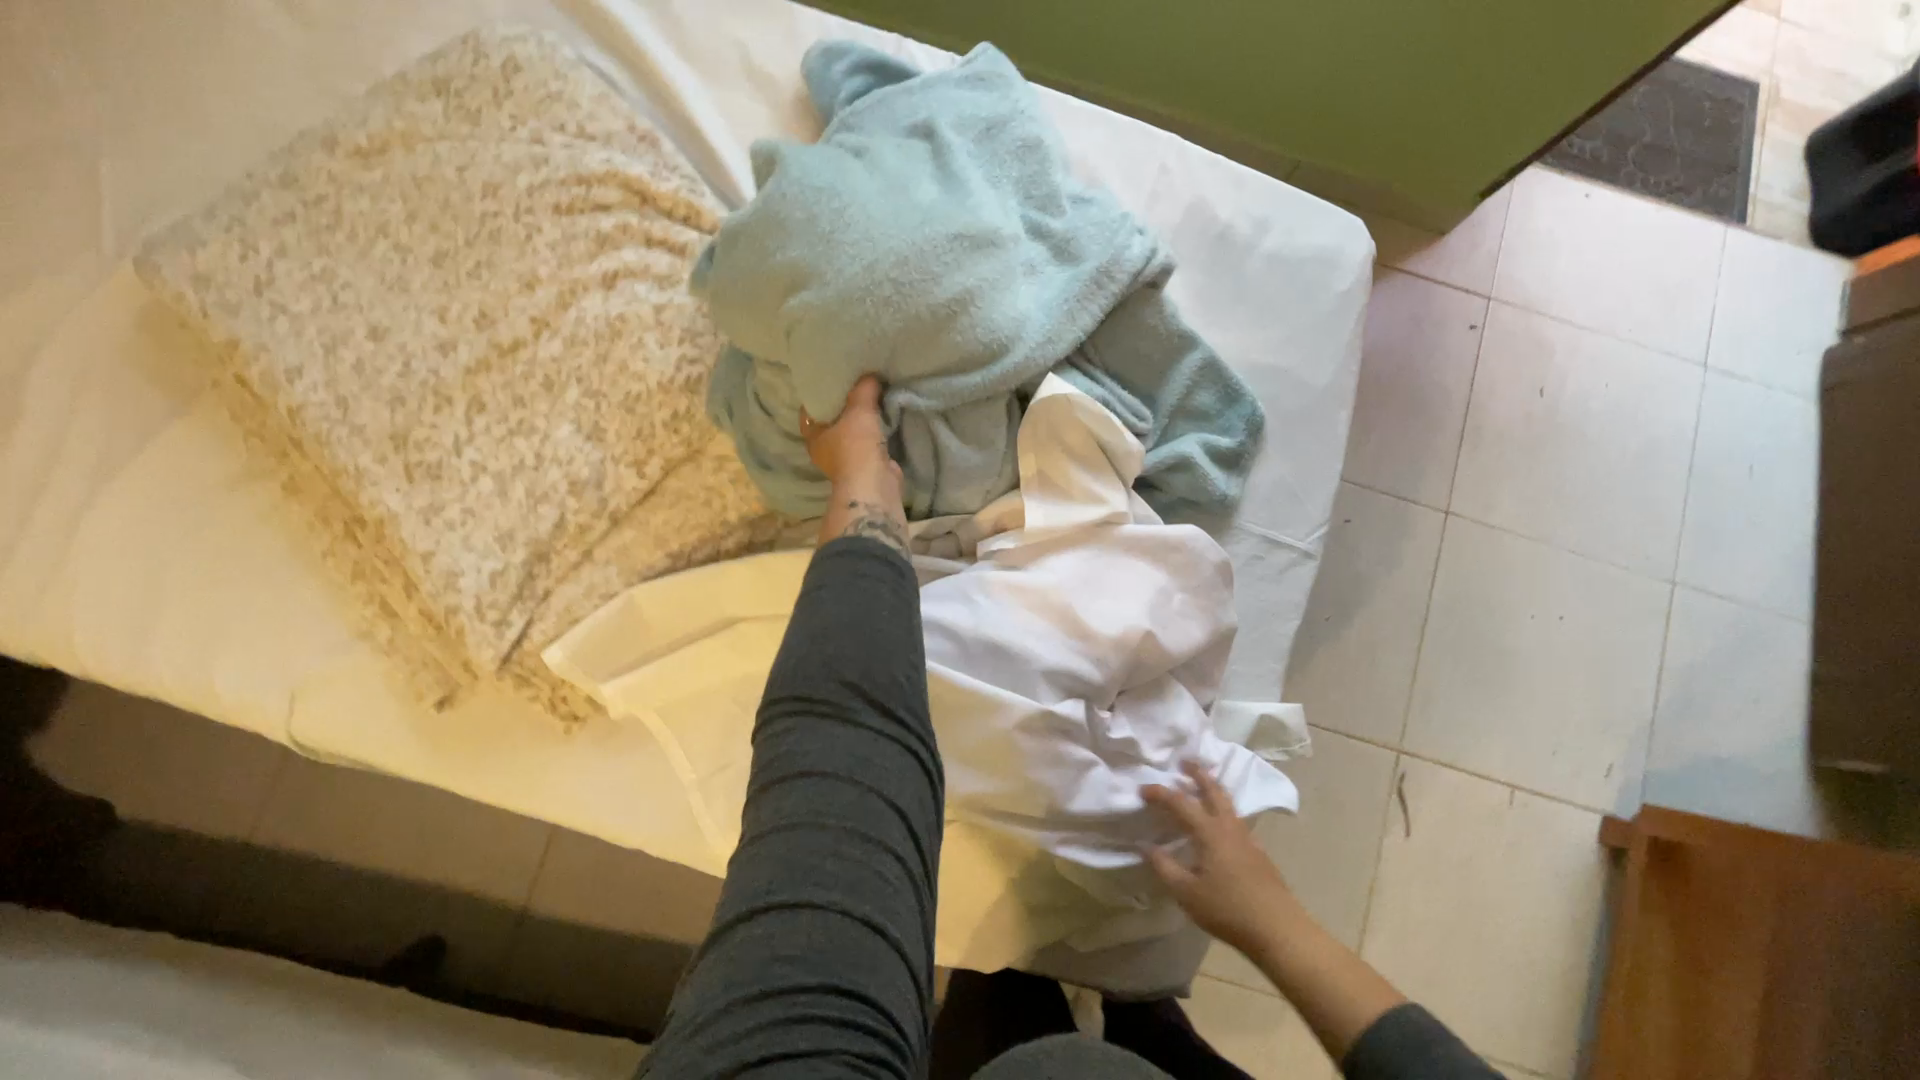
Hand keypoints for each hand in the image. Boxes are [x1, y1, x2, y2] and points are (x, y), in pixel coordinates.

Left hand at [801, 376, 900, 489]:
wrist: (875, 484)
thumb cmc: (856, 445)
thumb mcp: (859, 409)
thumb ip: (864, 389)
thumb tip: (871, 376)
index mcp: (813, 437)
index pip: (810, 411)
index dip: (818, 395)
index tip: (830, 380)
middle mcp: (825, 450)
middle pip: (832, 422)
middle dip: (843, 406)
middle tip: (855, 383)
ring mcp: (846, 460)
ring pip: (851, 433)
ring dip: (861, 420)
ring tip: (873, 396)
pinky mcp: (866, 466)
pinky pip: (869, 442)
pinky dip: (875, 432)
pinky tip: (884, 416)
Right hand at [1142, 761, 1299, 955]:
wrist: (1278, 929)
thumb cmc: (1227, 909)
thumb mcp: (1186, 892)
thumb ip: (1164, 866)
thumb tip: (1146, 845)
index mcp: (1209, 833)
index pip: (1180, 803)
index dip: (1160, 793)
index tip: (1142, 789)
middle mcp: (1229, 828)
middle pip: (1213, 791)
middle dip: (1198, 774)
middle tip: (1185, 762)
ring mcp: (1248, 839)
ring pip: (1229, 804)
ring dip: (1214, 789)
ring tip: (1203, 785)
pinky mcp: (1258, 853)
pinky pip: (1237, 820)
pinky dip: (1224, 811)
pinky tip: (1221, 826)